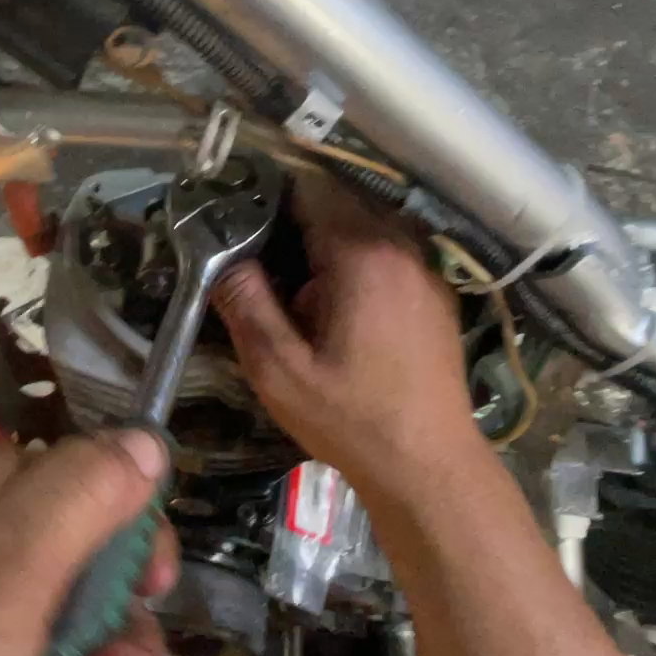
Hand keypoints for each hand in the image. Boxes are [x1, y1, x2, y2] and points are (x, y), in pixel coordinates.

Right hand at [211, 177, 479, 476]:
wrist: (428, 467)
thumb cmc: (350, 418)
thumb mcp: (277, 368)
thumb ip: (244, 301)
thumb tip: (220, 254)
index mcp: (362, 255)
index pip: (310, 188)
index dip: (268, 199)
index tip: (238, 224)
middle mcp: (401, 246)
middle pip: (337, 203)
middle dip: (293, 223)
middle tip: (257, 262)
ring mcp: (426, 267)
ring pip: (363, 225)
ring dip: (323, 243)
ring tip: (292, 287)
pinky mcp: (435, 292)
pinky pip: (386, 252)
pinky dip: (353, 261)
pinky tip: (334, 306)